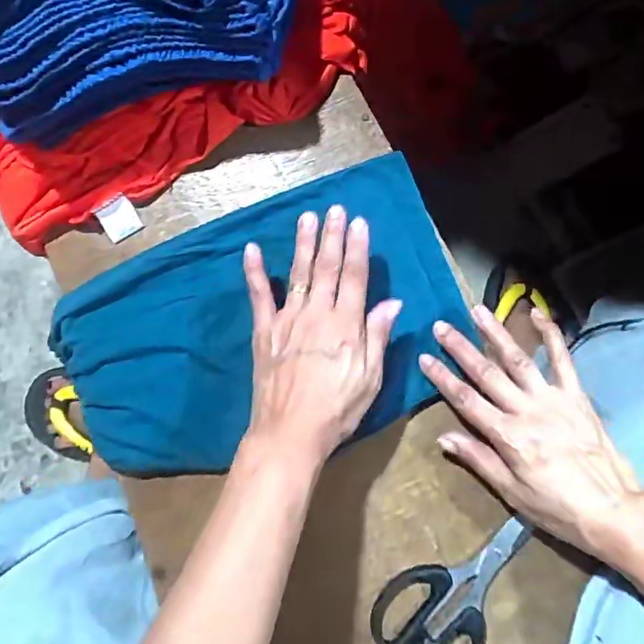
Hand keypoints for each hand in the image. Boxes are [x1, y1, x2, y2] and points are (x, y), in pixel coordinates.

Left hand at [242, 207, 401, 466]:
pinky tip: (250, 249)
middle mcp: (317, 313)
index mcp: (346, 324)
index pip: (354, 276)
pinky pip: (259, 296)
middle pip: (327, 267)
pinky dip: (254, 272)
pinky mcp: (264, 331)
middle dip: (332, 236)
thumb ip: (378, 336)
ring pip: (298, 273)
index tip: (359, 222)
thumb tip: (393, 302)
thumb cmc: (337, 409)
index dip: (358, 248)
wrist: (290, 434)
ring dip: (303, 244)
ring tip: (307, 218)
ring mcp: (288, 320)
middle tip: (335, 210)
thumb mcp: (370, 378)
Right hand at [420, 304, 643, 560]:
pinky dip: (550, 334)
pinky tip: (537, 314)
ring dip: (496, 332)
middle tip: (441, 325)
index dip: (443, 378)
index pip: (466, 400)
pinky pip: (562, 359)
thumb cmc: (558, 509)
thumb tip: (444, 437)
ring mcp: (552, 398)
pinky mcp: (575, 394)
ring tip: (477, 310)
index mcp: (507, 436)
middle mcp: (525, 410)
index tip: (425, 357)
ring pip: (517, 359)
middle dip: (461, 348)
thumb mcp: (513, 494)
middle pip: (486, 373)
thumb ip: (479, 460)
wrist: (612, 510)